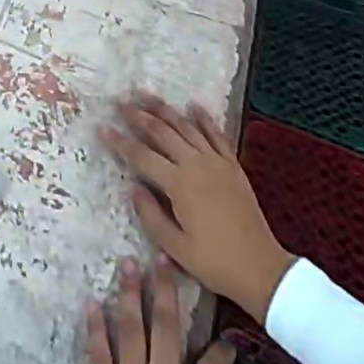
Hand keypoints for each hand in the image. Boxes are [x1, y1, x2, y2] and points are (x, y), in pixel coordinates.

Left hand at [85, 256, 234, 363]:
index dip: (223, 349)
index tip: (226, 333)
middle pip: (167, 332)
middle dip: (165, 292)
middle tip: (162, 257)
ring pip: (130, 332)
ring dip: (129, 296)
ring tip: (127, 264)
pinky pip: (98, 358)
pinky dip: (94, 329)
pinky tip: (90, 302)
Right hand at [100, 94, 295, 323]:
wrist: (262, 270)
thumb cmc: (214, 262)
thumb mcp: (174, 246)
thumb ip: (149, 214)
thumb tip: (132, 187)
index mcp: (178, 184)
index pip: (140, 155)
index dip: (119, 141)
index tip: (102, 128)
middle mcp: (196, 165)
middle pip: (161, 132)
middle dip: (138, 115)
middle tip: (120, 102)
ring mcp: (216, 163)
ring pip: (186, 127)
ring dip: (165, 109)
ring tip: (146, 94)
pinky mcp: (233, 167)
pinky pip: (217, 135)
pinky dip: (204, 117)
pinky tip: (193, 104)